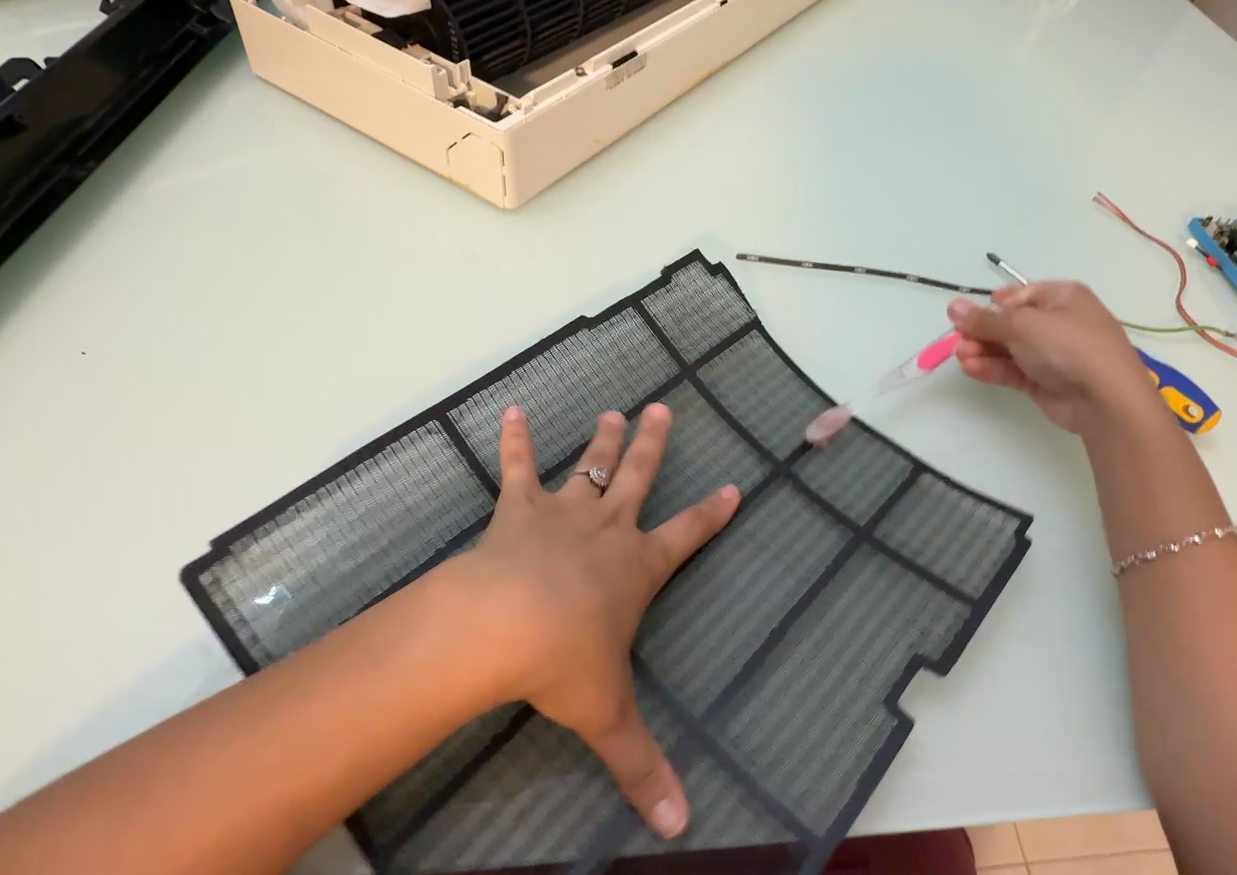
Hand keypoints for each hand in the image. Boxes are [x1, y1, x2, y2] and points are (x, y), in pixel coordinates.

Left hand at [450, 403, 740, 839]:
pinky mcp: (518, 509)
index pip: (687, 536)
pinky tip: (513, 409)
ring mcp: (563, 513)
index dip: (712, 514)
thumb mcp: (609, 717)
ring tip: (614, 411)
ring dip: (603, 439)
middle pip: (639, 478)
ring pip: (591, 466)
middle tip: (662, 409)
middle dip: (653, 445)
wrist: (502, 625)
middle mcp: (607, 530)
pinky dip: (516, 439)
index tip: (733, 487)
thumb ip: (643, 766)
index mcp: (637, 568)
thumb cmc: (564, 662)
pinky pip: (518, 468)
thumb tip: (680, 827)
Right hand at [947, 281, 1162, 434]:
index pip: (1020, 295)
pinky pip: (1013, 370)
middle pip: (1011, 323)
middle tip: (959, 341)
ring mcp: (1053, 354)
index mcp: (1062, 297)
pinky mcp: (1045, 381)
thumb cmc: (1068, 346)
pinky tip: (971, 369)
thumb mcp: (1023, 324)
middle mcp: (1059, 323)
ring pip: (1009, 349)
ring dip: (983, 351)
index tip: (970, 317)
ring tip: (960, 357)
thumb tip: (953, 307)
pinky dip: (992, 368)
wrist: (1104, 398)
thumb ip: (984, 319)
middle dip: (982, 332)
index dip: (994, 306)